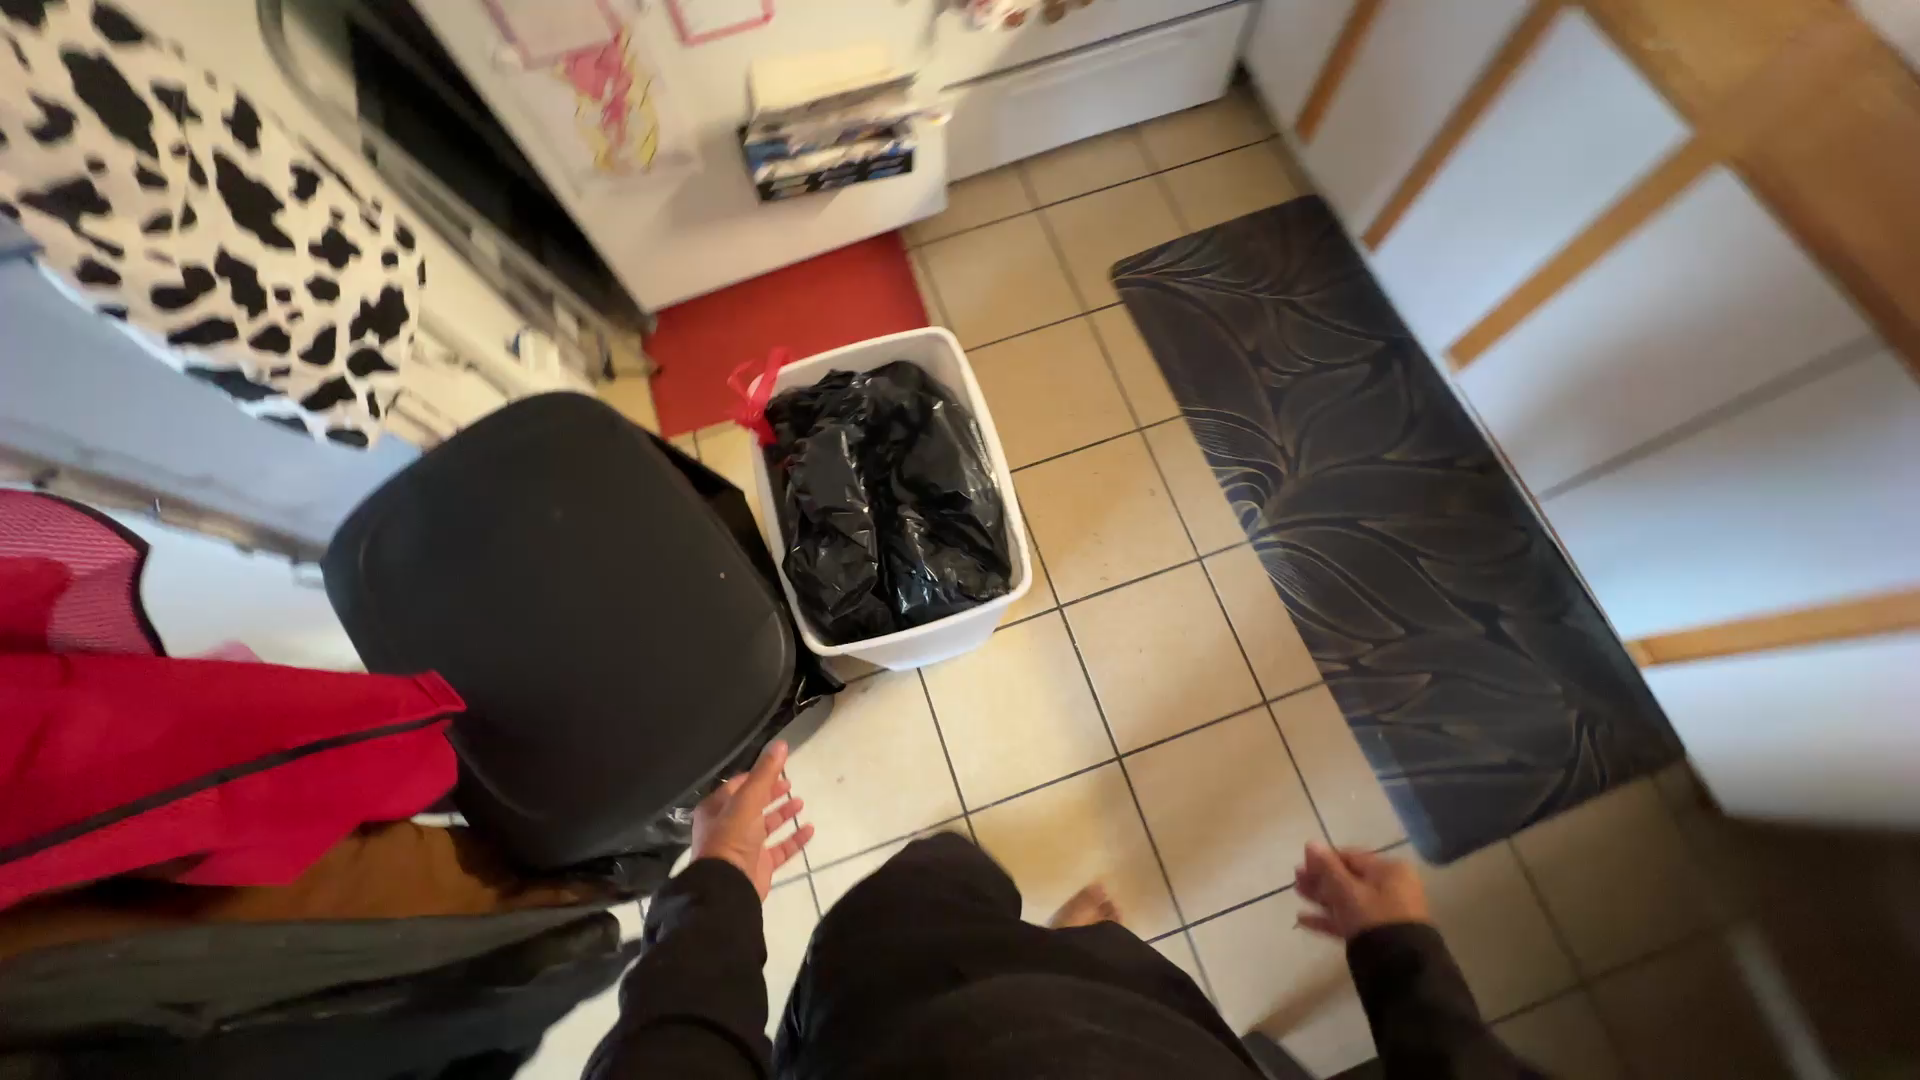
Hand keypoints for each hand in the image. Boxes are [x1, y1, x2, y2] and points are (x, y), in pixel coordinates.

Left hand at [689, 741, 813, 899]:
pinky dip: (794, 839)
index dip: (757, 776)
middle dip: (771, 793)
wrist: (728, 886)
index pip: (738, 786)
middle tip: (789, 784)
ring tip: (800, 802)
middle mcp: (728, 827)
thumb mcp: (748, 799)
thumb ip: (765, 772)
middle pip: (753, 804)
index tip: (776, 768)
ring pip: (766, 826)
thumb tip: (781, 743)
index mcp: (717, 809)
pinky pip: (780, 849)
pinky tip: (809, 829)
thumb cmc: (732, 837)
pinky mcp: (760, 865)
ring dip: (783, 814)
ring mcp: (745, 847)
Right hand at [1294, 842, 1429, 940]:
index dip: (1323, 860)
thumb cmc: (1372, 916)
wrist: (1398, 967)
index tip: (1302, 864)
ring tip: (1297, 893)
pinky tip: (1303, 920)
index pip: (1350, 857)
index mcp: (1389, 871)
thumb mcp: (1346, 889)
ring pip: (1348, 900)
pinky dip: (1330, 918)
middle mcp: (1392, 888)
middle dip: (1319, 879)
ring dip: (1321, 897)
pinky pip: (1352, 920)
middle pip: (1348, 879)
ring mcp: (1387, 913)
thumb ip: (1326, 867)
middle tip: (1296, 879)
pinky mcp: (1380, 934)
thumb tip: (1311, 843)